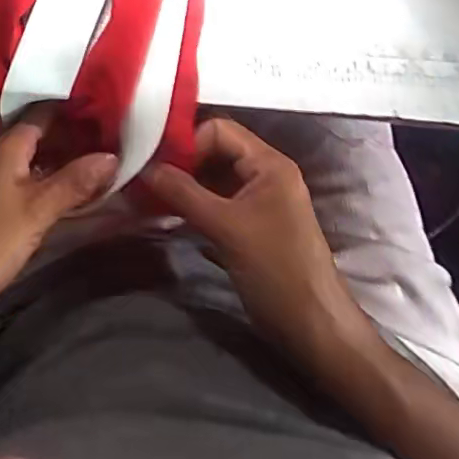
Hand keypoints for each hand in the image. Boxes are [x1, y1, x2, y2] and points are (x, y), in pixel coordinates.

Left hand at [0, 104, 117, 309]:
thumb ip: (74, 181)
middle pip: (42, 134)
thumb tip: (114, 155)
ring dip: (67, 156)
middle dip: (75, 132)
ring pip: (39, 157)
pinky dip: (56, 176)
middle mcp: (2, 156)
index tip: (107, 105)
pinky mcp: (1, 203)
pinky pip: (34, 178)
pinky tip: (79, 185)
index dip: (74, 107)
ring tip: (105, 154)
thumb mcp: (38, 209)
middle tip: (114, 132)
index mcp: (8, 147)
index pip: (44, 112)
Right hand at [140, 118, 369, 361]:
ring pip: (212, 176)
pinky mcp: (249, 224)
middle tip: (146, 178)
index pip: (219, 130)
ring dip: (183, 183)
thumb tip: (145, 167)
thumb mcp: (226, 228)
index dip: (187, 142)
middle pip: (215, 150)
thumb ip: (183, 193)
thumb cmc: (276, 270)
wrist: (313, 328)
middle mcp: (264, 174)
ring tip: (149, 195)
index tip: (156, 163)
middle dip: (182, 161)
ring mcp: (257, 200)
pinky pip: (215, 200)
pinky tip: (167, 213)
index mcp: (269, 163)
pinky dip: (192, 203)